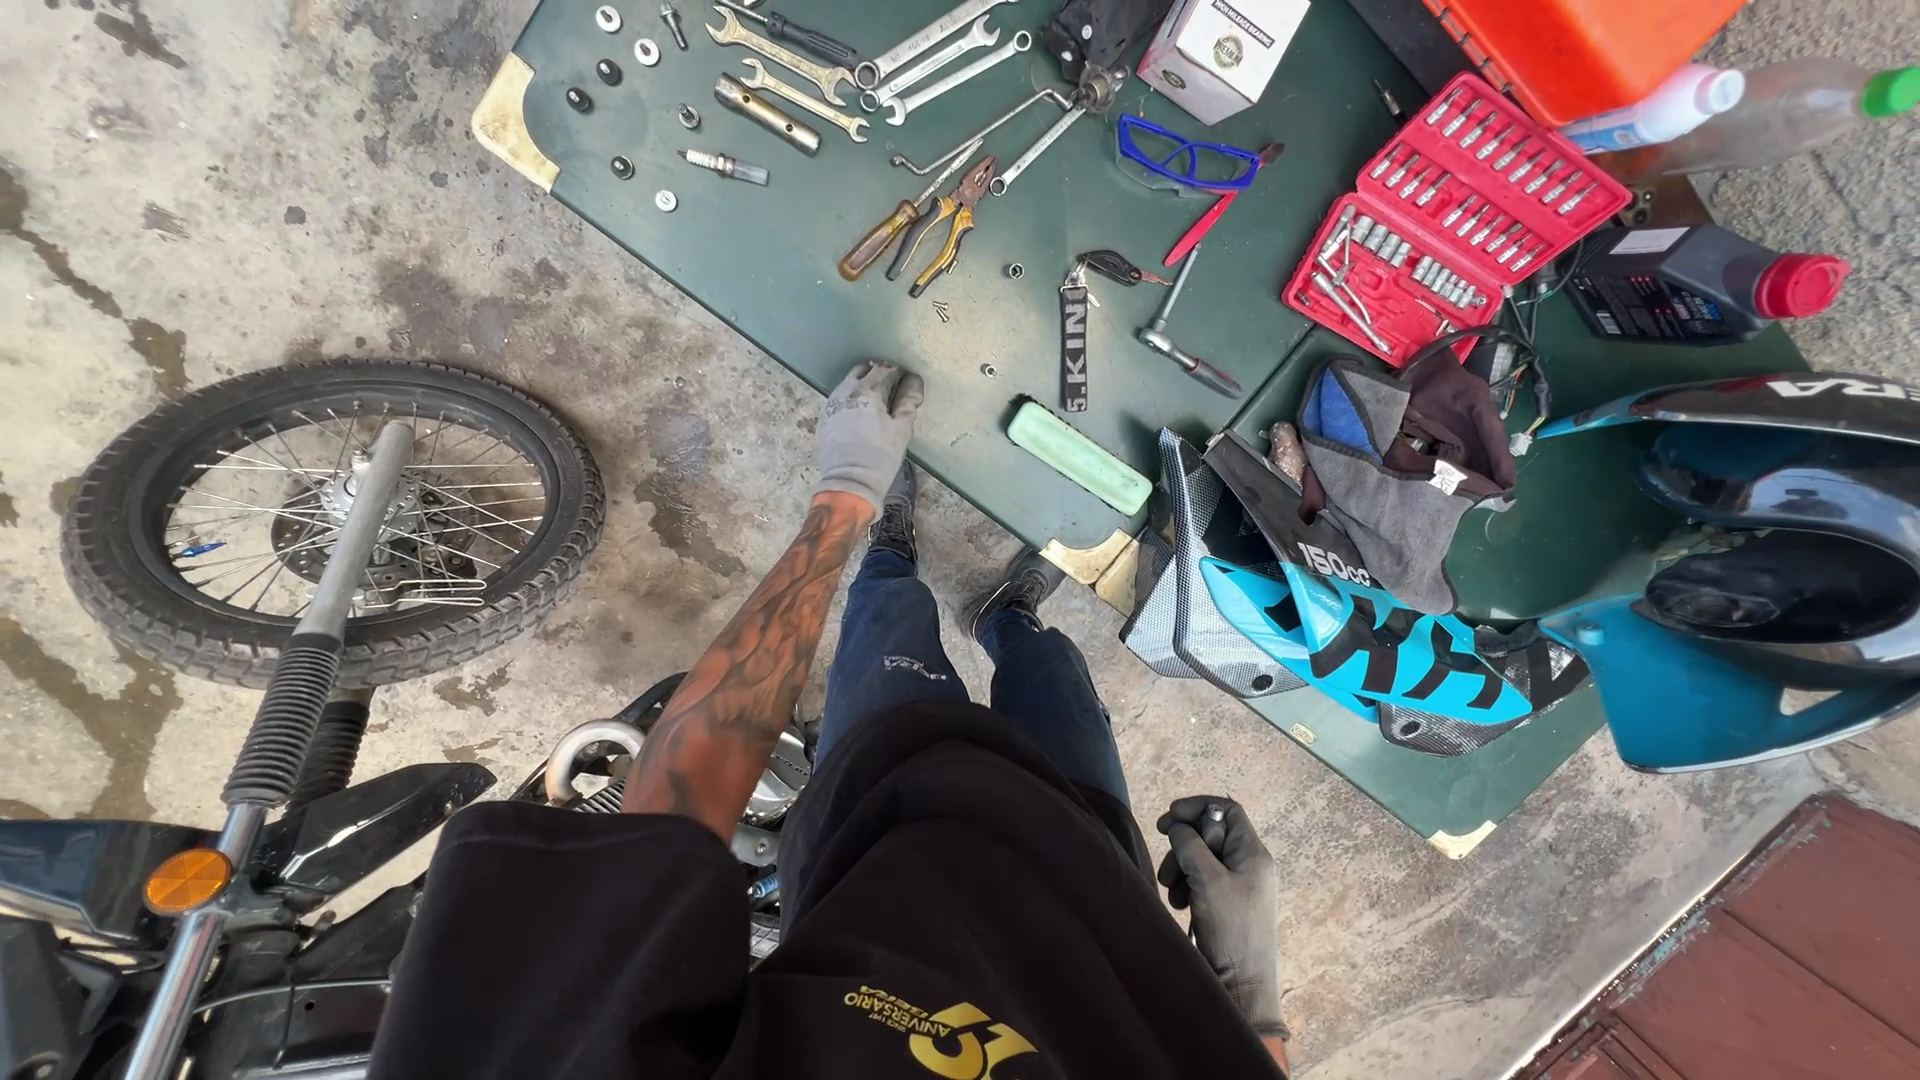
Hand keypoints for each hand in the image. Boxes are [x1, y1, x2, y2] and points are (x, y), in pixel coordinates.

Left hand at [812, 362, 924, 515]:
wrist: (849, 482)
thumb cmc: (880, 456)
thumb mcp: (901, 429)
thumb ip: (908, 401)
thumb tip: (913, 381)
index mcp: (867, 390)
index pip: (884, 369)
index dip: (898, 373)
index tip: (906, 382)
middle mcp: (845, 391)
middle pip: (862, 370)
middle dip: (876, 374)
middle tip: (890, 389)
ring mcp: (831, 404)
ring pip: (847, 384)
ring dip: (861, 386)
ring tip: (875, 404)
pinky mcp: (823, 419)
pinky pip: (838, 401)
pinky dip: (850, 401)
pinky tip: (858, 417)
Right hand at [1157, 796, 1287, 1039]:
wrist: (1242, 987)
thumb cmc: (1230, 930)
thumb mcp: (1208, 880)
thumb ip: (1191, 844)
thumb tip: (1178, 826)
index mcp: (1253, 853)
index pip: (1226, 809)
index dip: (1197, 807)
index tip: (1169, 817)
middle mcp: (1248, 864)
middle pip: (1209, 833)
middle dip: (1183, 845)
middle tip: (1168, 865)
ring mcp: (1238, 884)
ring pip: (1200, 856)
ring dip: (1180, 868)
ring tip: (1173, 892)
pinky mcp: (1227, 903)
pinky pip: (1201, 879)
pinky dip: (1186, 886)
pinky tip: (1180, 904)